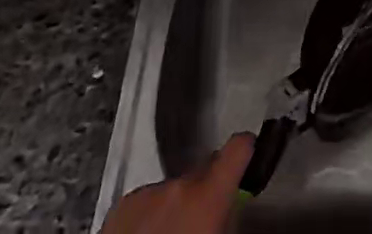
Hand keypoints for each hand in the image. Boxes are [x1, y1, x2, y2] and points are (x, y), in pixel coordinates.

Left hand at [100, 132, 253, 233]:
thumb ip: (227, 220)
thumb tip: (230, 208)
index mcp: (207, 198)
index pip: (236, 150)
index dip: (245, 148)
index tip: (249, 149)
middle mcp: (178, 186)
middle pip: (201, 175)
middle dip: (205, 193)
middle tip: (203, 224)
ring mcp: (148, 192)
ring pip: (173, 190)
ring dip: (176, 207)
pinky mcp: (122, 204)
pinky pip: (147, 201)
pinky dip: (151, 215)